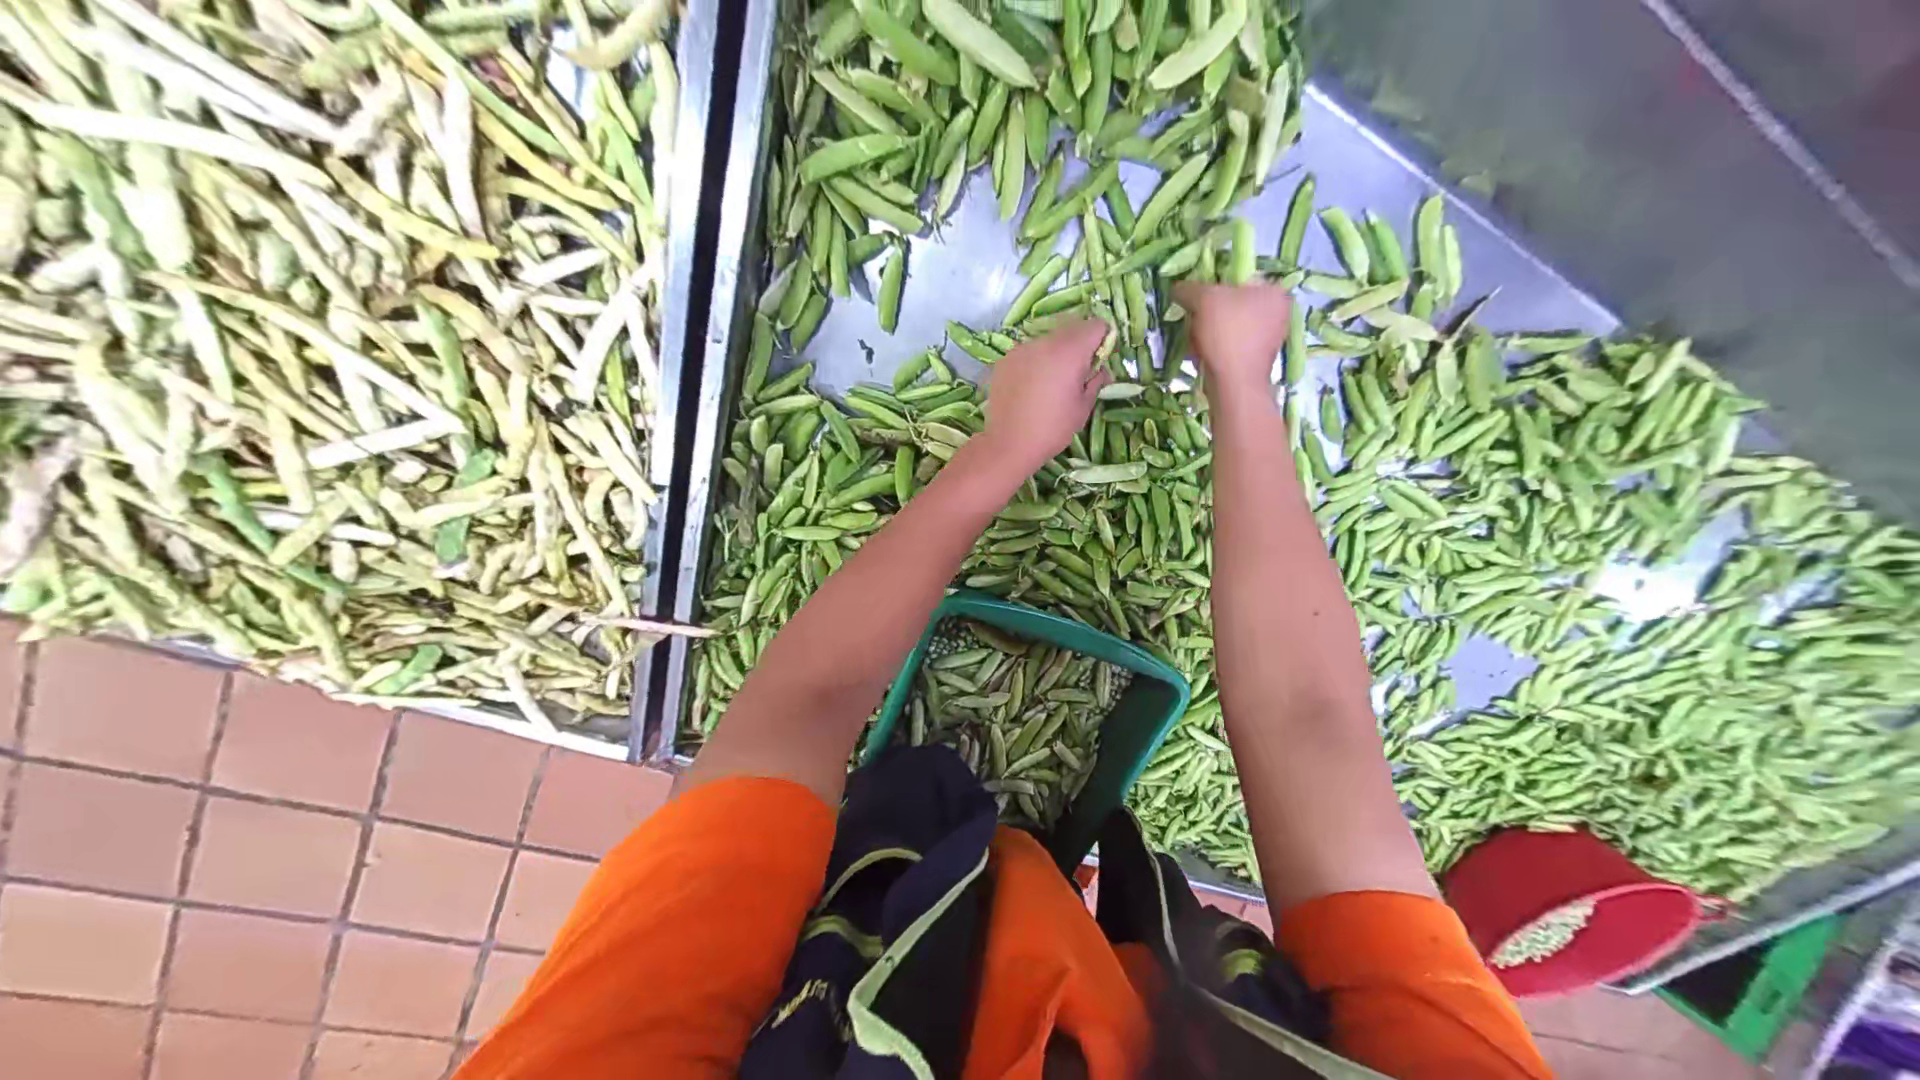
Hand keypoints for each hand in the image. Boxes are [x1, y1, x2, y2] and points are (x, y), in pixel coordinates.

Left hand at [977, 317, 1110, 475]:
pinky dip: (1035, 362)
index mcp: (1069, 351)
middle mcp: (1044, 342)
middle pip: (1070, 329)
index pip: (1095, 325)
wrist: (1009, 443)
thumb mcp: (1083, 407)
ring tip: (1050, 383)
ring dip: (1055, 354)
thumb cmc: (1053, 428)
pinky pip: (1028, 353)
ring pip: (1047, 341)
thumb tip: (1101, 370)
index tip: (1098, 360)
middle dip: (1079, 346)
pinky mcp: (1004, 360)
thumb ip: (1096, 380)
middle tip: (1076, 375)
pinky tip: (1030, 386)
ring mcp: (1021, 349)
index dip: (1102, 339)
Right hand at [1172, 282, 1292, 394]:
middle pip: (1231, 304)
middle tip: (1194, 322)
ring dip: (1206, 332)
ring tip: (1195, 342)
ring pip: (1227, 326)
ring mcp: (1269, 338)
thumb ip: (1189, 288)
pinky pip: (1229, 345)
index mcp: (1274, 291)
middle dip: (1207, 314)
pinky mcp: (1256, 359)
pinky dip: (1213, 348)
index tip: (1197, 300)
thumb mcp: (1204, 299)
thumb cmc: (1227, 334)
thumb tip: (1177, 288)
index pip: (1238, 278)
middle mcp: (1278, 313)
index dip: (1212, 287)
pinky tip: (1202, 355)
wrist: (1234, 384)